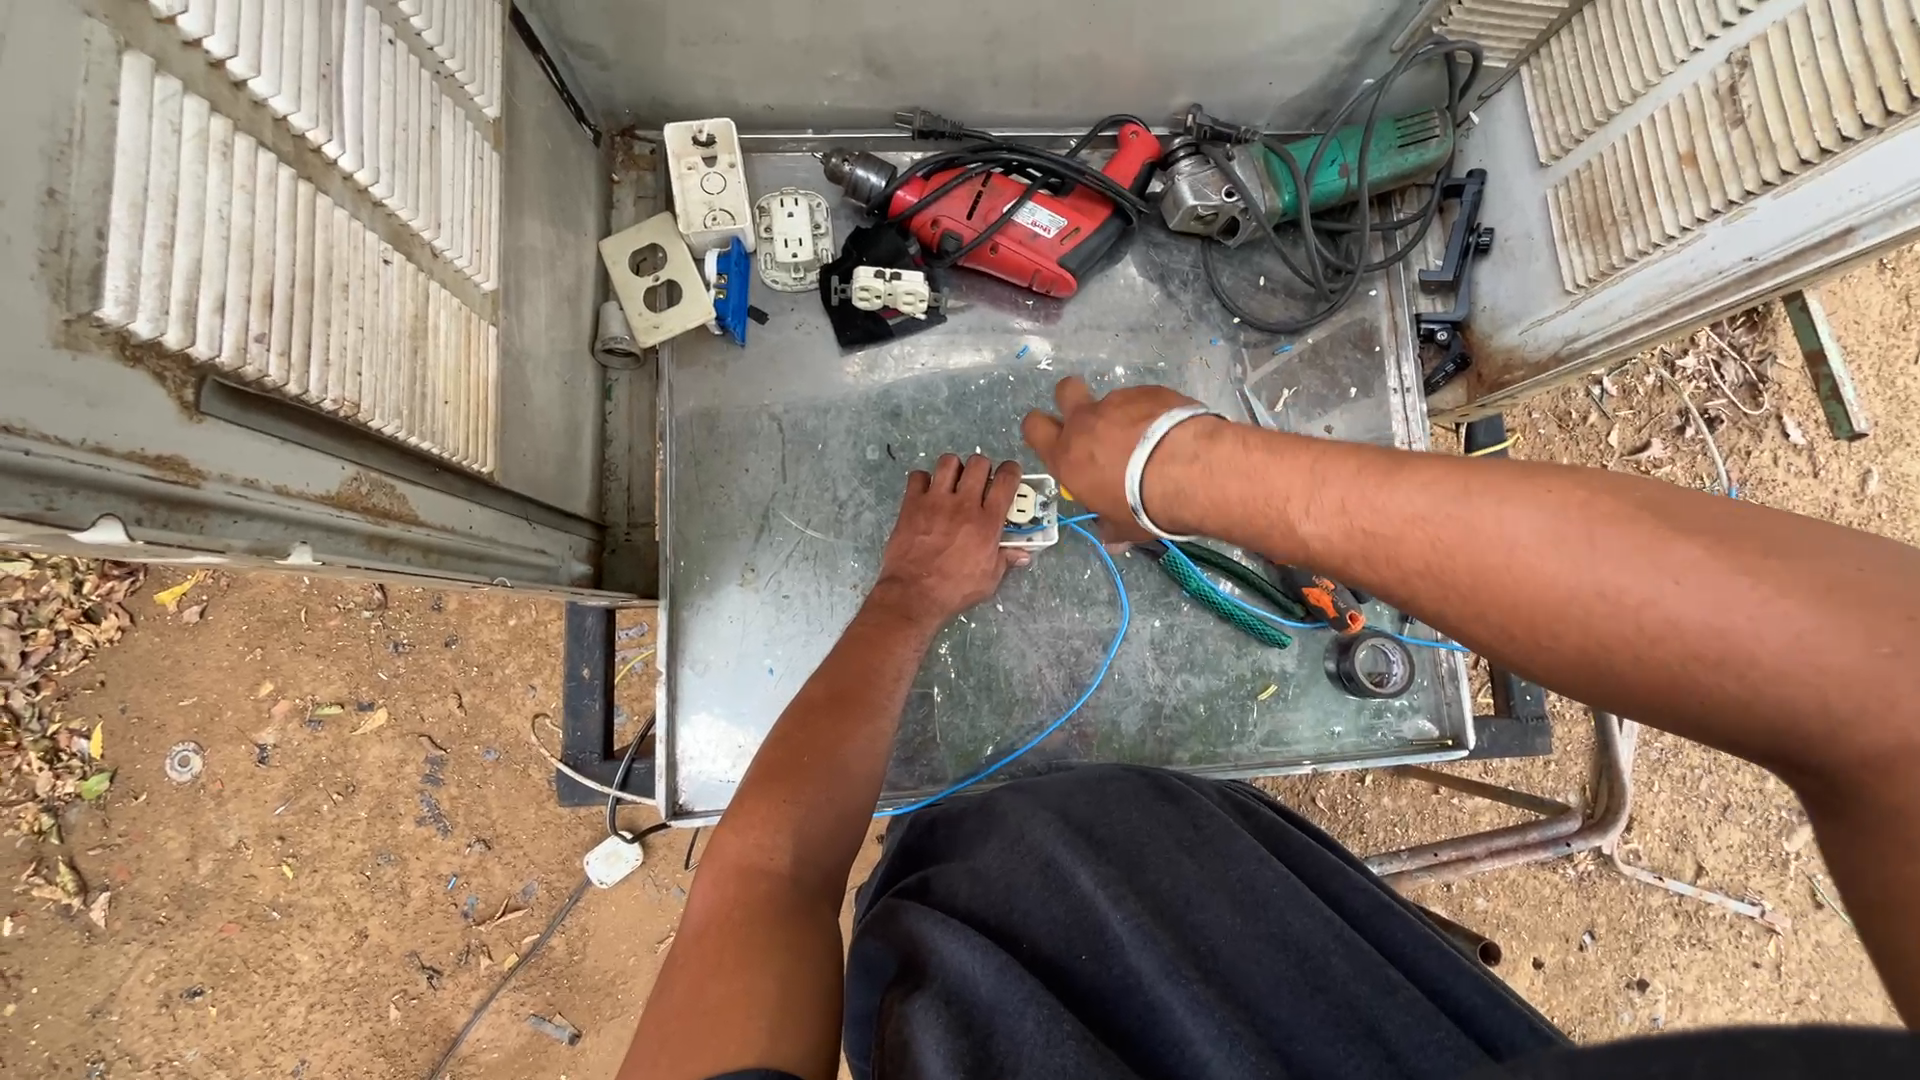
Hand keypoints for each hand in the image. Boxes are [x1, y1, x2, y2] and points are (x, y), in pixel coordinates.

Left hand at [869, 454, 1029, 627]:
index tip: (1009, 475)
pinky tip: (926, 493)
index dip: (1012, 471)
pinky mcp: (911, 504)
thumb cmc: (954, 590)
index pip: (1007, 480)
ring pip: (948, 462)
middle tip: (979, 482)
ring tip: (953, 483)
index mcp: (987, 522)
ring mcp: (935, 501)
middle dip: (982, 468)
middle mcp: (964, 504)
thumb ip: (1005, 560)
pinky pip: (918, 476)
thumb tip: (1022, 555)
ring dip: (954, 469)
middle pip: (978, 463)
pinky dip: (924, 480)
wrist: (913, 593)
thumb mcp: (988, 580)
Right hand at [1021, 377, 1227, 540]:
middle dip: (1072, 399)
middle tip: (1092, 420)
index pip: (1033, 427)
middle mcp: (1085, 422)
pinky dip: (1152, 411)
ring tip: (1147, 435)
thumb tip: (1113, 540)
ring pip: (1110, 398)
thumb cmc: (1140, 505)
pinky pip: (1143, 398)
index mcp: (1066, 456)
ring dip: (1122, 413)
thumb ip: (1111, 527)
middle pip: (1064, 391)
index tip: (1058, 436)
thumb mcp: (1121, 525)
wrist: (1184, 470)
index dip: (1042, 428)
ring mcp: (1116, 402)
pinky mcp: (1148, 391)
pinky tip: (1170, 431)